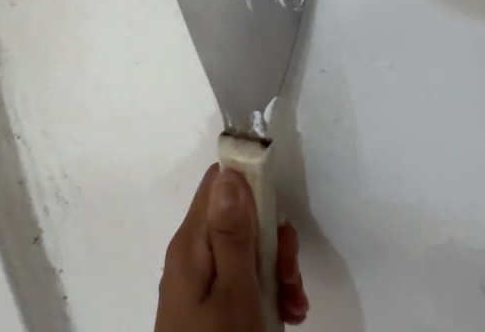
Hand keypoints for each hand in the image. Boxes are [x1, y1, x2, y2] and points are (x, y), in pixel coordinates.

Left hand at [155, 165, 307, 330]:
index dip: (253, 187)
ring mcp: (200, 279)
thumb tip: (228, 171)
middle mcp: (192, 253)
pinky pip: (243, 277)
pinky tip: (286, 312)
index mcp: (191, 243)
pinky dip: (267, 289)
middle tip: (289, 273)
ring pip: (248, 249)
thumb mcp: (234, 291)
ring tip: (293, 302)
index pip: (220, 182)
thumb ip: (232, 233)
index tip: (278, 217)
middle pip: (240, 217)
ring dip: (277, 269)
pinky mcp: (209, 301)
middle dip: (274, 239)